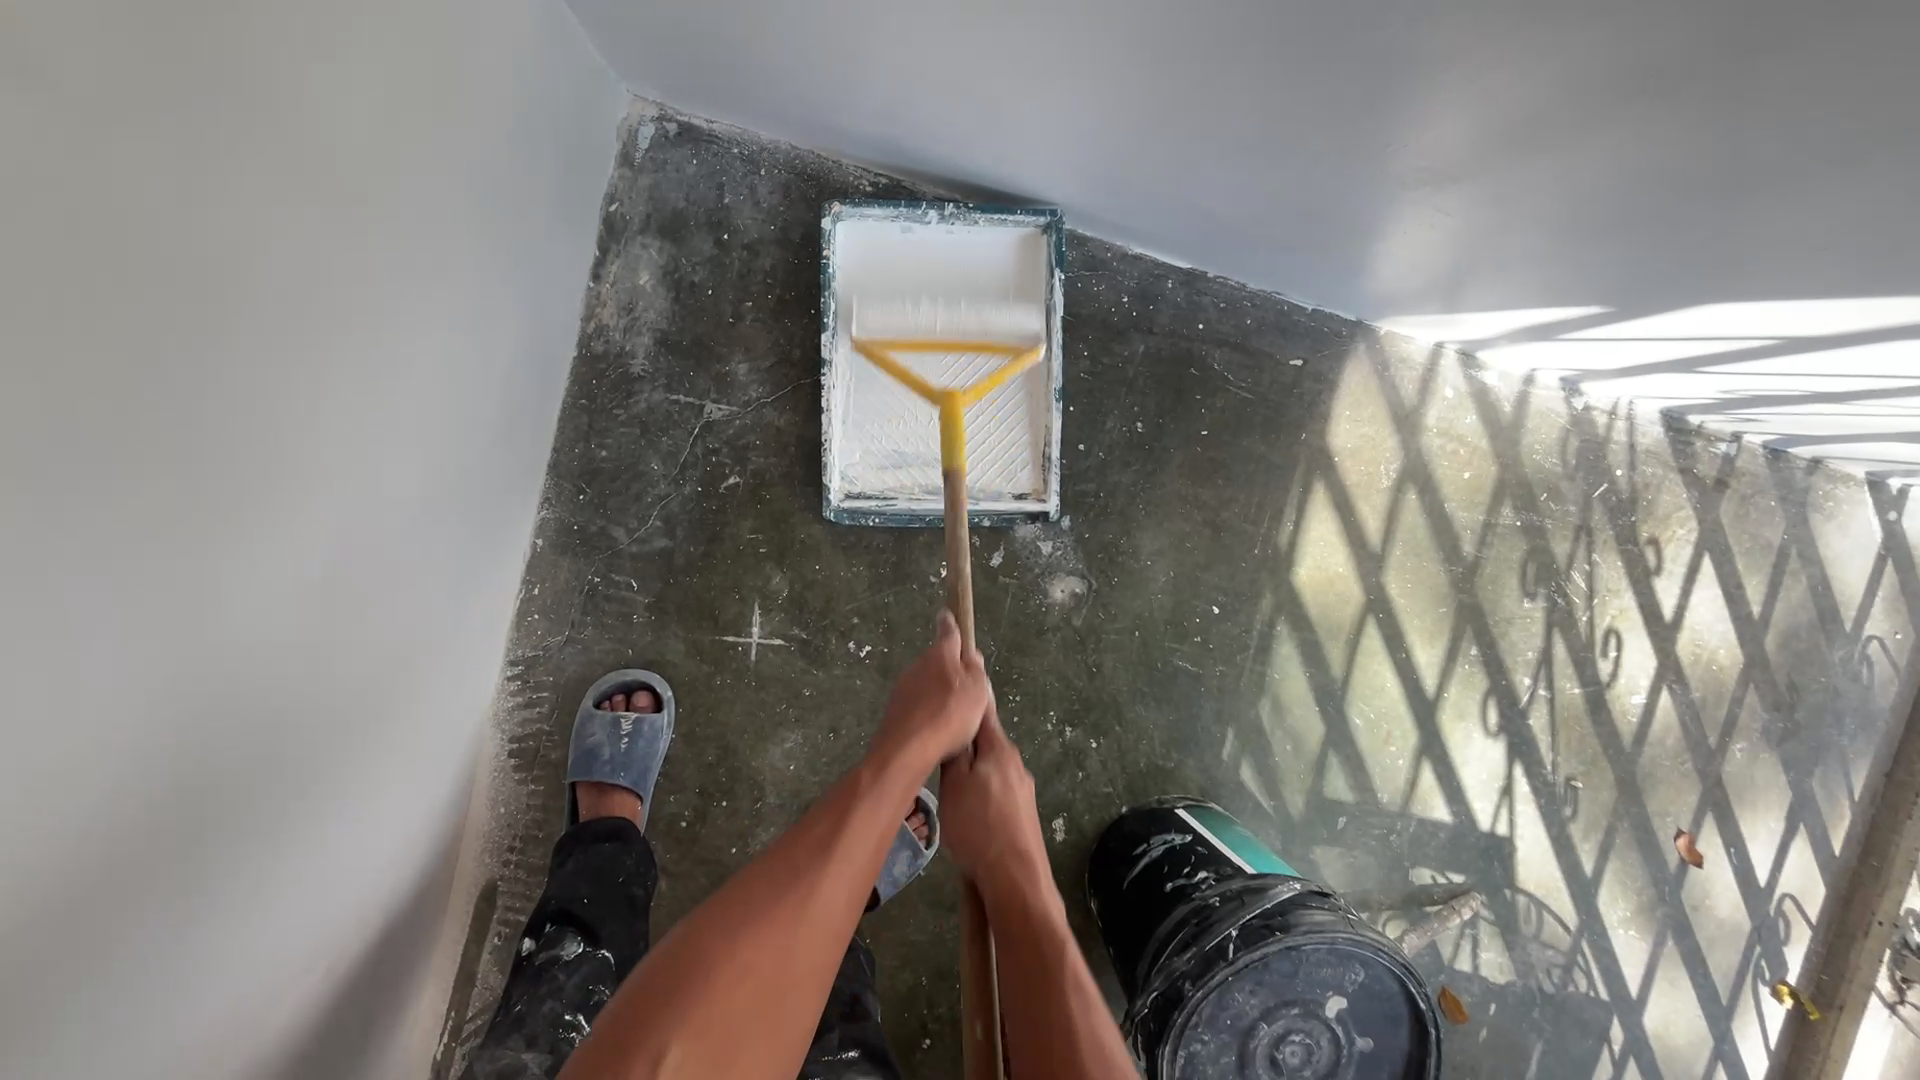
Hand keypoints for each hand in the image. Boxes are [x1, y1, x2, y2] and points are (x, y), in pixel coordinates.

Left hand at [874, 610, 991, 764]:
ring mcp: (904, 687)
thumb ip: (976, 671)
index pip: (948, 631)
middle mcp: (918, 665)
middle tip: (968, 687)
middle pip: (938, 660)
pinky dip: (929, 711)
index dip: (951, 623)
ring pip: (927, 683)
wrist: (908, 749)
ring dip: (939, 692)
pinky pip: (919, 704)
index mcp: (940, 655)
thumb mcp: (978, 691)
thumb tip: (971, 654)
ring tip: (956, 717)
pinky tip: (938, 730)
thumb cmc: (950, 714)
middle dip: (951, 669)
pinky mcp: (896, 709)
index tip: (948, 614)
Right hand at [939, 700, 1049, 904]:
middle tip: (941, 739)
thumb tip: (956, 726)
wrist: (1016, 877)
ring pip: (992, 767)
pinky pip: (998, 789)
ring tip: (950, 777)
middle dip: (967, 739)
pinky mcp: (1023, 813)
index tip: (961, 683)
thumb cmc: (978, 826)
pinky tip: (969, 807)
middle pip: (987, 741)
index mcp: (999, 749)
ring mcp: (1023, 789)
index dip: (971, 698)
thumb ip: (954, 754)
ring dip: (974, 768)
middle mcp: (1015, 763)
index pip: (984, 712)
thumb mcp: (953, 786)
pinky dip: (982, 789)